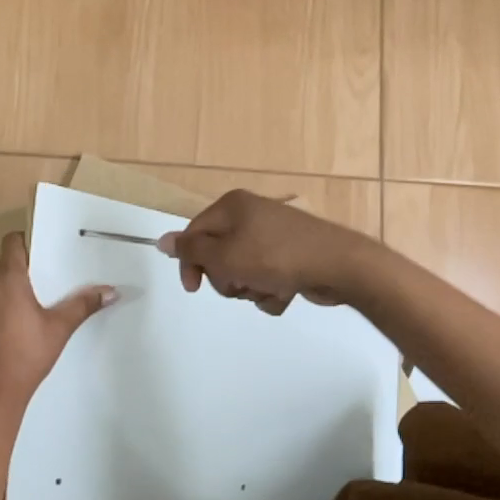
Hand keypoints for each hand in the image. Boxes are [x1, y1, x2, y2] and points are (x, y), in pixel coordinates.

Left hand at [0, 232, 116, 410]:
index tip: (47, 251)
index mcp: (7, 280)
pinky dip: (4, 307)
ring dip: (16, 290)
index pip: (12, 242)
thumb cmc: (25, 356)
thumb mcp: (58, 329)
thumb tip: (110, 291)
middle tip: (54, 279)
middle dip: (29, 270)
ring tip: (41, 303)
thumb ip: (82, 306)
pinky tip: (21, 326)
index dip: (28, 240)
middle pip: (7, 265)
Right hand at [157, 190, 366, 314]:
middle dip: (226, 278)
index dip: (189, 263)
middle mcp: (251, 216)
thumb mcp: (223, 254)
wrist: (339, 266)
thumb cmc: (275, 256)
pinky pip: (266, 279)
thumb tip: (161, 240)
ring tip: (268, 289)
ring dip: (250, 289)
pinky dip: (270, 291)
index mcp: (232, 207)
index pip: (194, 234)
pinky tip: (284, 292)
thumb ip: (190, 249)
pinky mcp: (290, 257)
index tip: (194, 288)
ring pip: (242, 272)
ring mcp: (273, 237)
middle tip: (242, 283)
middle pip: (217, 255)